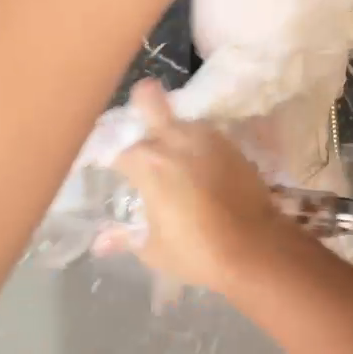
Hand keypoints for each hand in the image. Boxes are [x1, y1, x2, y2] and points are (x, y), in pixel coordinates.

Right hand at [105, 80, 291, 292]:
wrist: (253, 247)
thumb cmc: (196, 252)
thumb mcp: (154, 250)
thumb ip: (125, 239)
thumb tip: (99, 243)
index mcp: (149, 164)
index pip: (119, 150)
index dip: (113, 157)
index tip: (114, 167)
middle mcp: (174, 140)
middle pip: (150, 101)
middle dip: (142, 102)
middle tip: (139, 114)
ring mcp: (205, 137)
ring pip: (180, 119)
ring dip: (173, 129)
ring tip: (172, 148)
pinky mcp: (229, 143)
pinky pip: (205, 133)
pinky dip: (197, 142)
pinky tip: (198, 160)